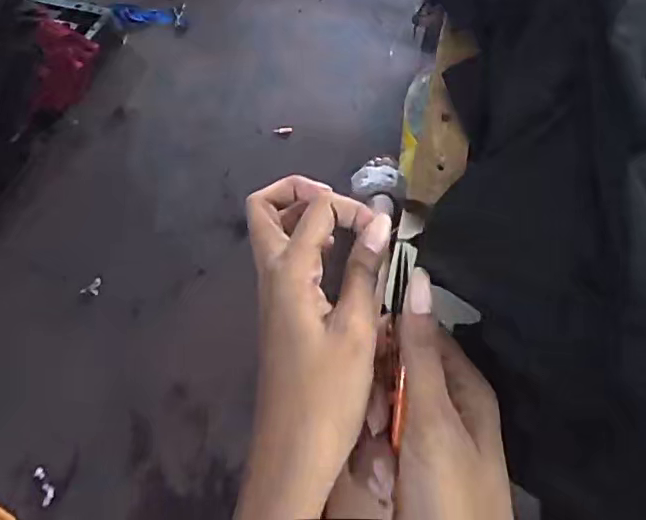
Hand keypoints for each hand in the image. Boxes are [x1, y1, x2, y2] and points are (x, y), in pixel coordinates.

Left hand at [236, 176, 394, 519]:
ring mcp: (270, 290)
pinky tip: (336, 258)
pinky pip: (283, 255)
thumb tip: (379, 218)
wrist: (291, 455)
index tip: (382, 231)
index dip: (351, 208)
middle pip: (263, 207)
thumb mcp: (356, 330)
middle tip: (335, 202)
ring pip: (270, 230)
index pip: (315, 208)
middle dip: (296, 190)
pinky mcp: (278, 308)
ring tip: (342, 226)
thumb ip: (365, 269)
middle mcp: (270, 272)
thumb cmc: (326, 395)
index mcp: (287, 271)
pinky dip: (305, 241)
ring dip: (301, 214)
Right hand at [394, 269, 513, 519]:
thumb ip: (420, 349)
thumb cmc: (450, 497)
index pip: (418, 332)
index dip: (389, 340)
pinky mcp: (410, 466)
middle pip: (398, 370)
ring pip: (384, 407)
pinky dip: (375, 458)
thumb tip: (419, 276)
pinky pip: (381, 442)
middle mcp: (447, 403)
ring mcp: (428, 438)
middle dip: (378, 396)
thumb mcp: (432, 419)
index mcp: (463, 384)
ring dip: (374, 433)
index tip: (364, 357)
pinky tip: (377, 481)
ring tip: (380, 468)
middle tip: (377, 425)